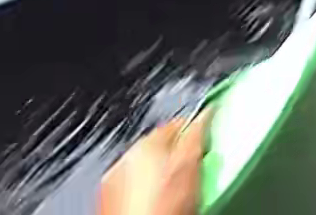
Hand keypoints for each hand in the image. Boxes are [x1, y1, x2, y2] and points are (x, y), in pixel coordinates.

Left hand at [97, 109, 212, 214]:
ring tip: (176, 187)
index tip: (206, 147)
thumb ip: (198, 131)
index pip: (178, 122)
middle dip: (179, 153)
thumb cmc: (163, 205)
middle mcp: (124, 159)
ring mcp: (113, 183)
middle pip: (163, 144)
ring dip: (164, 171)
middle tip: (193, 169)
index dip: (196, 132)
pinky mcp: (109, 202)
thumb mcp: (190, 163)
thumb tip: (206, 111)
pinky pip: (137, 183)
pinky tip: (159, 199)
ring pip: (150, 164)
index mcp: (144, 144)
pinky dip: (149, 187)